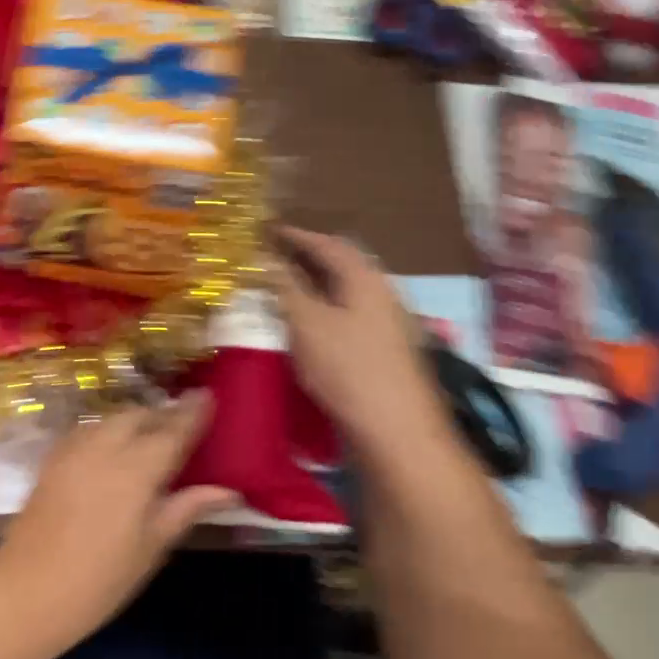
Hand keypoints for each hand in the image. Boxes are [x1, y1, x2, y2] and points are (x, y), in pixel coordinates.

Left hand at [0, 394, 240, 632]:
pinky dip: (103, 433)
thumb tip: (227, 490)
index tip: (207, 394)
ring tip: (149, 438)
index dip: (190, 412)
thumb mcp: (150, 548)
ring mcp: (68, 454)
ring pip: (106, 421)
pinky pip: (83, 434)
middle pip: (134, 416)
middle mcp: (100, 450)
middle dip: (159, 415)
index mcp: (134, 470)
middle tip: (181, 426)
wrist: (25, 592)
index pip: (170, 430)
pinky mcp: (48, 465)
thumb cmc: (99, 580)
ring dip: (130, 422)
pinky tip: (111, 452)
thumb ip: (185, 510)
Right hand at [269, 227, 449, 455]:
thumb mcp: (307, 323)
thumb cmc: (348, 368)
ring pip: (343, 294)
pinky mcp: (381, 350)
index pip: (329, 245)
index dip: (297, 236)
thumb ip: (285, 288)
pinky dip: (321, 312)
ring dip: (313, 288)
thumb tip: (264, 258)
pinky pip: (345, 317)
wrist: (393, 426)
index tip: (268, 232)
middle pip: (341, 267)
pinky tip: (304, 328)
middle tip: (270, 260)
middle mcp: (381, 294)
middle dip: (306, 260)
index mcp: (366, 279)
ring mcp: (385, 323)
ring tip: (279, 292)